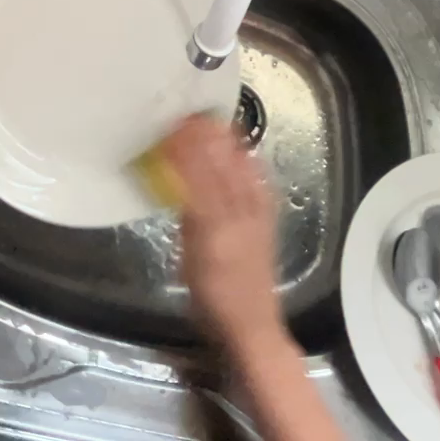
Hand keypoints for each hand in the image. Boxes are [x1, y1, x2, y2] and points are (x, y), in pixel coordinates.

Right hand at [161, 115, 285, 349]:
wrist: (251, 326)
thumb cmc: (211, 294)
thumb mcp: (188, 256)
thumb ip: (187, 217)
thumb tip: (178, 179)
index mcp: (211, 224)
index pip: (195, 173)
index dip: (184, 147)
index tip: (170, 125)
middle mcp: (237, 214)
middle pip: (221, 165)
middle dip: (206, 137)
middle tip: (190, 114)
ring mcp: (257, 215)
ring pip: (241, 169)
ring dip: (228, 142)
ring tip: (215, 121)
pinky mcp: (268, 220)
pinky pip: (259, 182)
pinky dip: (249, 161)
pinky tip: (244, 150)